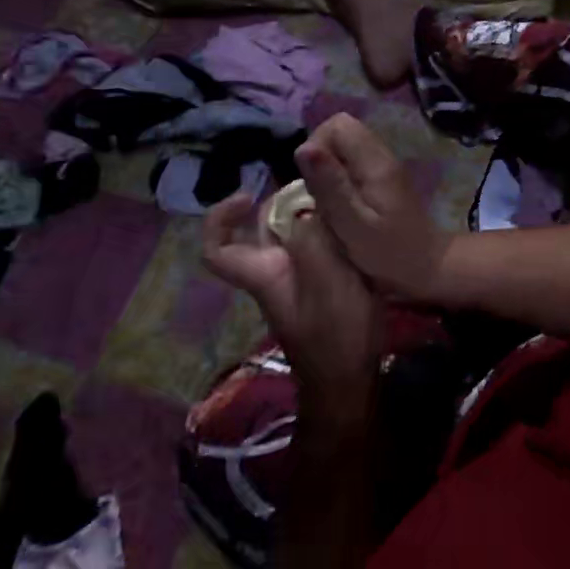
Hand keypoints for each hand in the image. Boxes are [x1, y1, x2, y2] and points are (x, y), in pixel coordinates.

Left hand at [203, 193, 382, 403]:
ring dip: (309, 214)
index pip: (217, 249)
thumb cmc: (336, 335)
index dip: (219, 218)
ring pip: (291, 235)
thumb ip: (313, 242)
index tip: (246, 196)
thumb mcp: (327, 283)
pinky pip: (314, 247)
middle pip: (262, 229)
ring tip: (338, 198)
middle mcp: (273, 274)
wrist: (350, 384)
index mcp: (263, 274)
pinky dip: (327, 231)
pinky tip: (352, 225)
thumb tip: (305, 209)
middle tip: (316, 185)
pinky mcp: (319, 286)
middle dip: (283, 203)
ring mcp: (296, 281)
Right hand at [296, 115, 452, 302]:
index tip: (313, 183)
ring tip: (328, 202)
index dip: (316, 146)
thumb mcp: (353, 226)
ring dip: (328, 169)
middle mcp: (381, 154)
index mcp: (375, 162)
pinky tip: (341, 205)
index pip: (337, 124)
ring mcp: (383, 164)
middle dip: (320, 158)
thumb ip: (330, 186)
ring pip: (344, 146)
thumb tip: (304, 148)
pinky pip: (352, 161)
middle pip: (340, 130)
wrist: (428, 267)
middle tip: (318, 194)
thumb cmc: (390, 253)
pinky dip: (339, 177)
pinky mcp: (382, 176)